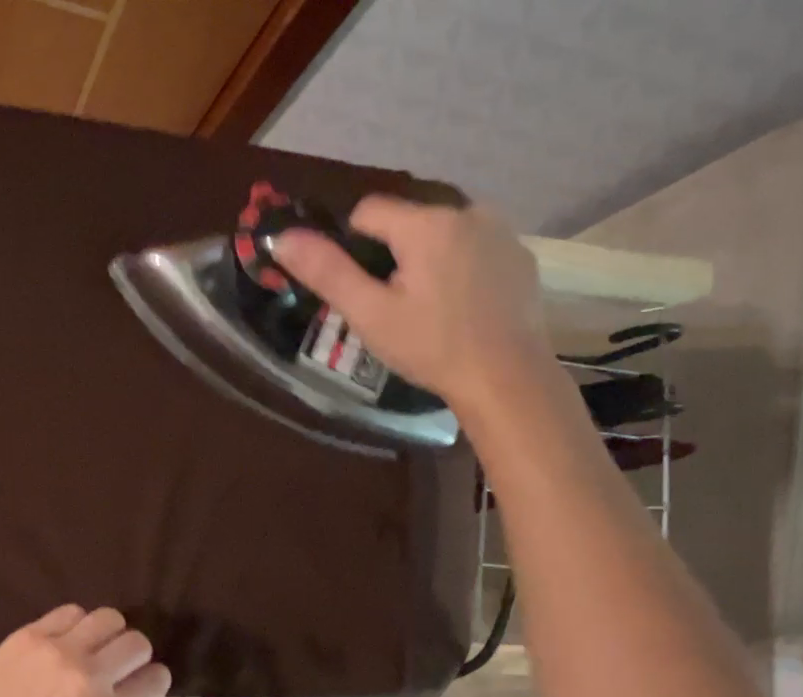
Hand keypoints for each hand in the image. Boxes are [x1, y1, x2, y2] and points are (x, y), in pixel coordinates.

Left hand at [0, 605, 170, 696]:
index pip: (155, 681)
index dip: (154, 679)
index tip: (144, 680)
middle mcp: (92, 677)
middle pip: (138, 644)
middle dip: (135, 654)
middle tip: (117, 662)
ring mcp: (62, 651)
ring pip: (110, 618)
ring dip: (108, 632)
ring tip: (93, 643)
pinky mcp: (34, 633)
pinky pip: (71, 612)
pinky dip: (76, 623)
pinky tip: (65, 637)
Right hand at [272, 196, 553, 405]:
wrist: (506, 378)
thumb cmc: (431, 346)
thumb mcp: (369, 313)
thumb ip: (327, 271)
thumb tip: (282, 237)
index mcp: (426, 223)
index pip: (367, 211)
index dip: (353, 248)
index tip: (362, 290)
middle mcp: (467, 211)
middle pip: (406, 223)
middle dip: (391, 256)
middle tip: (393, 308)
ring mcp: (500, 231)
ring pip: (440, 235)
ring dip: (425, 260)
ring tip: (427, 309)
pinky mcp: (519, 255)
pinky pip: (473, 249)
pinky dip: (459, 269)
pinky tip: (460, 308)